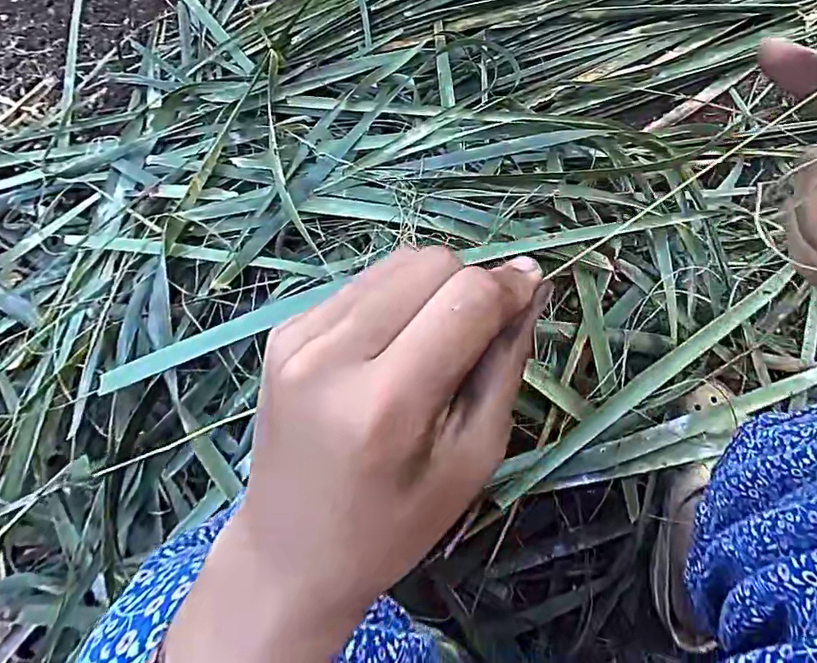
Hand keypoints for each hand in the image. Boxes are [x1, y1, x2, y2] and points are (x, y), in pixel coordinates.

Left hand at [168, 248, 543, 661]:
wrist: (287, 555)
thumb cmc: (394, 524)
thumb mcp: (473, 458)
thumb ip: (506, 363)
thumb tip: (530, 285)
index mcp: (385, 403)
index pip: (466, 299)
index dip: (509, 286)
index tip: (532, 289)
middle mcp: (333, 355)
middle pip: (433, 263)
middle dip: (471, 284)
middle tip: (478, 329)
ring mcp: (300, 335)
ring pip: (401, 260)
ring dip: (434, 284)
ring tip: (434, 336)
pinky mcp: (284, 327)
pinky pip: (366, 279)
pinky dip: (396, 296)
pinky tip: (392, 342)